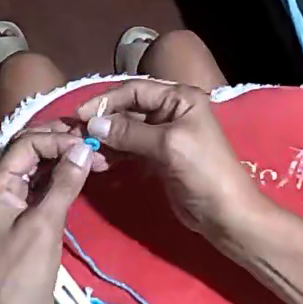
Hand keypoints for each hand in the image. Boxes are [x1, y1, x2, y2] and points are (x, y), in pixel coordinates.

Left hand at [0, 127, 102, 303]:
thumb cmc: (23, 277)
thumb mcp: (45, 226)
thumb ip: (63, 184)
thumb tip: (84, 148)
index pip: (26, 144)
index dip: (58, 139)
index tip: (89, 145)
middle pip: (26, 150)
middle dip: (59, 142)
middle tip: (92, 143)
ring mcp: (6, 205)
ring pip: (33, 167)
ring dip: (61, 158)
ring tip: (92, 156)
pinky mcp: (19, 219)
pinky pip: (37, 187)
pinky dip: (58, 178)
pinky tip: (78, 176)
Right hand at [78, 80, 266, 242]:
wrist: (226, 214)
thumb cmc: (204, 171)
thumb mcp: (168, 146)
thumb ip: (130, 132)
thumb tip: (93, 123)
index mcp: (179, 98)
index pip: (135, 89)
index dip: (106, 100)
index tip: (80, 115)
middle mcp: (171, 110)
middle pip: (128, 108)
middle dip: (103, 121)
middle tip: (76, 135)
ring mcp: (164, 134)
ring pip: (126, 130)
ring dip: (105, 140)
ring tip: (85, 152)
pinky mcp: (158, 157)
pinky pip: (129, 148)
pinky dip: (114, 154)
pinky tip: (99, 162)